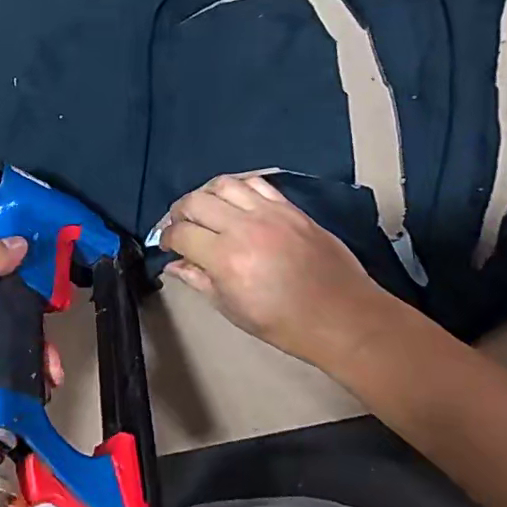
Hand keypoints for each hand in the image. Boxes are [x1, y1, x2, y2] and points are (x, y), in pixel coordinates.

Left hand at [0, 237, 39, 493]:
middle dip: (37, 316)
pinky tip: (46, 386)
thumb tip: (17, 242)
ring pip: (21, 342)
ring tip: (51, 369)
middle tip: (52, 323)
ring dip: (42, 352)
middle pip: (12, 306)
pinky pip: (21, 374)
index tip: (49, 267)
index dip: (17, 263)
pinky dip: (38, 378)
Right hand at [162, 174, 425, 372]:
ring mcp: (270, 213)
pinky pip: (256, 183)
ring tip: (204, 208)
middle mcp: (244, 228)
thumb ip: (199, 280)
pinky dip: (237, 187)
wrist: (341, 316)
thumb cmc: (284, 323)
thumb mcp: (233, 309)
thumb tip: (174, 264)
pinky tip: (234, 200)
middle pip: (195, 201)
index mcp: (226, 259)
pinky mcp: (290, 208)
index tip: (166, 245)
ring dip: (205, 194)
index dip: (165, 237)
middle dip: (178, 212)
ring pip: (223, 184)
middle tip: (179, 226)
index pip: (180, 233)